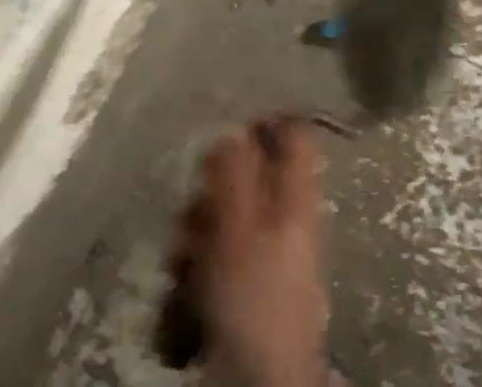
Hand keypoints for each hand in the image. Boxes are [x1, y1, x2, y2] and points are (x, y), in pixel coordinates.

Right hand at [172, 117, 328, 386]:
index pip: (297, 137)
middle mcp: (291, 220)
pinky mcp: (256, 284)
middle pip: (253, 178)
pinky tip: (185, 279)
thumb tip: (234, 127)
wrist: (261, 375)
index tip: (227, 122)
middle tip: (192, 210)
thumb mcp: (237, 225)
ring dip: (199, 229)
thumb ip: (235, 173)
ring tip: (183, 256)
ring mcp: (275, 254)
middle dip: (212, 189)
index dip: (267, 121)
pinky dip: (202, 259)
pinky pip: (225, 252)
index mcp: (299, 199)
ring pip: (232, 215)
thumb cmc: (251, 294)